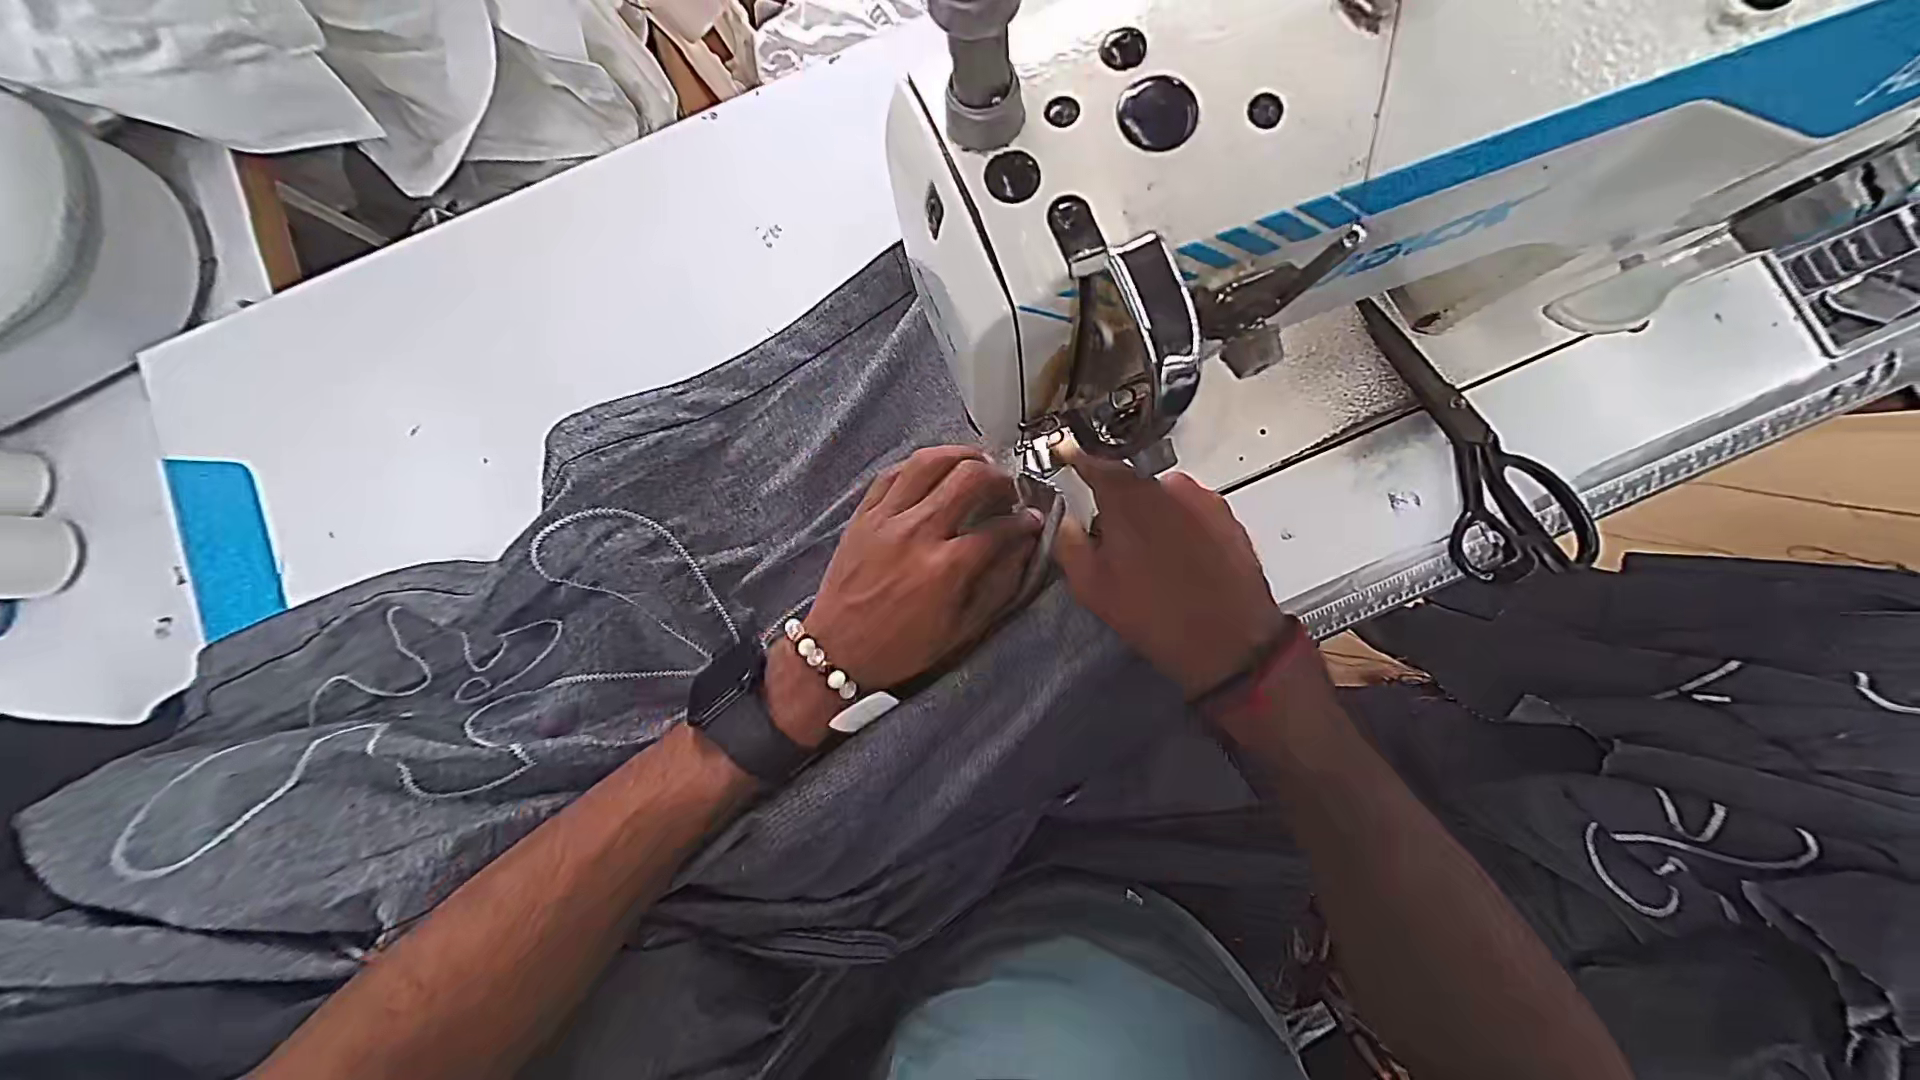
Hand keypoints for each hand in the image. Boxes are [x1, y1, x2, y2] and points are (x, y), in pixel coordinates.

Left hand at [801, 445, 1041, 689]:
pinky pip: (893, 473)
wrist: (838, 650)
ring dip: (961, 456)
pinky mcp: (863, 516)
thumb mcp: (960, 629)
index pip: (999, 528)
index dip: (1025, 521)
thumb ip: (997, 587)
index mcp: (945, 568)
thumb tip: (1023, 550)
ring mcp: (886, 520)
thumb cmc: (900, 646)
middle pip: (970, 478)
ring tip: (977, 464)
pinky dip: (919, 465)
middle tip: (1007, 488)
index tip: (1031, 519)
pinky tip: (934, 470)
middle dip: (1000, 478)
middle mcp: (917, 534)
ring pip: (930, 462)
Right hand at [1052, 453, 1287, 697]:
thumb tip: (1062, 519)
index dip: (1075, 457)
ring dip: (1150, 516)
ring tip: (1152, 560)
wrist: (1228, 640)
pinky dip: (1179, 525)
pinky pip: (1190, 510)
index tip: (1066, 453)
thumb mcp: (1091, 586)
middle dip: (1116, 504)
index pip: (1093, 461)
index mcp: (1126, 498)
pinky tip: (1179, 561)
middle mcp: (1166, 487)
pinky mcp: (1227, 516)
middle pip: (1129, 481)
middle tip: (1113, 543)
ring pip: (1161, 496)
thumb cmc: (1156, 615)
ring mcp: (1201, 499)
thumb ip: (1068, 541)